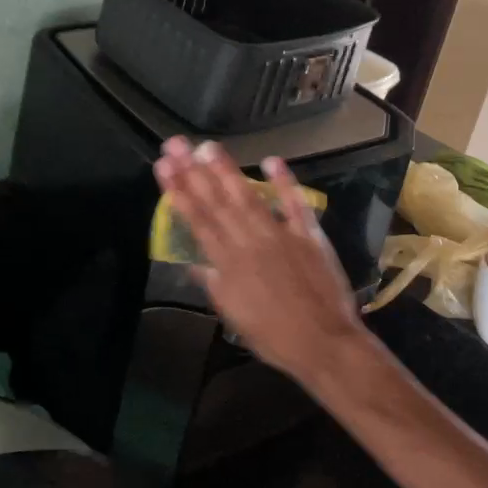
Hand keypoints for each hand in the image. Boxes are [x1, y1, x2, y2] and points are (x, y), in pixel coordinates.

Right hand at [153, 136, 368, 383]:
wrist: (324, 344)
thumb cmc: (274, 337)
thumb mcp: (234, 316)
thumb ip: (214, 285)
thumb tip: (193, 263)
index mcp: (228, 263)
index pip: (197, 220)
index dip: (178, 191)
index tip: (163, 165)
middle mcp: (249, 242)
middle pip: (216, 202)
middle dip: (193, 171)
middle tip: (176, 143)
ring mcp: (279, 235)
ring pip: (247, 197)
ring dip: (227, 170)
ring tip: (208, 146)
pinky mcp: (308, 235)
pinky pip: (294, 204)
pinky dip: (284, 182)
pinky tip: (270, 160)